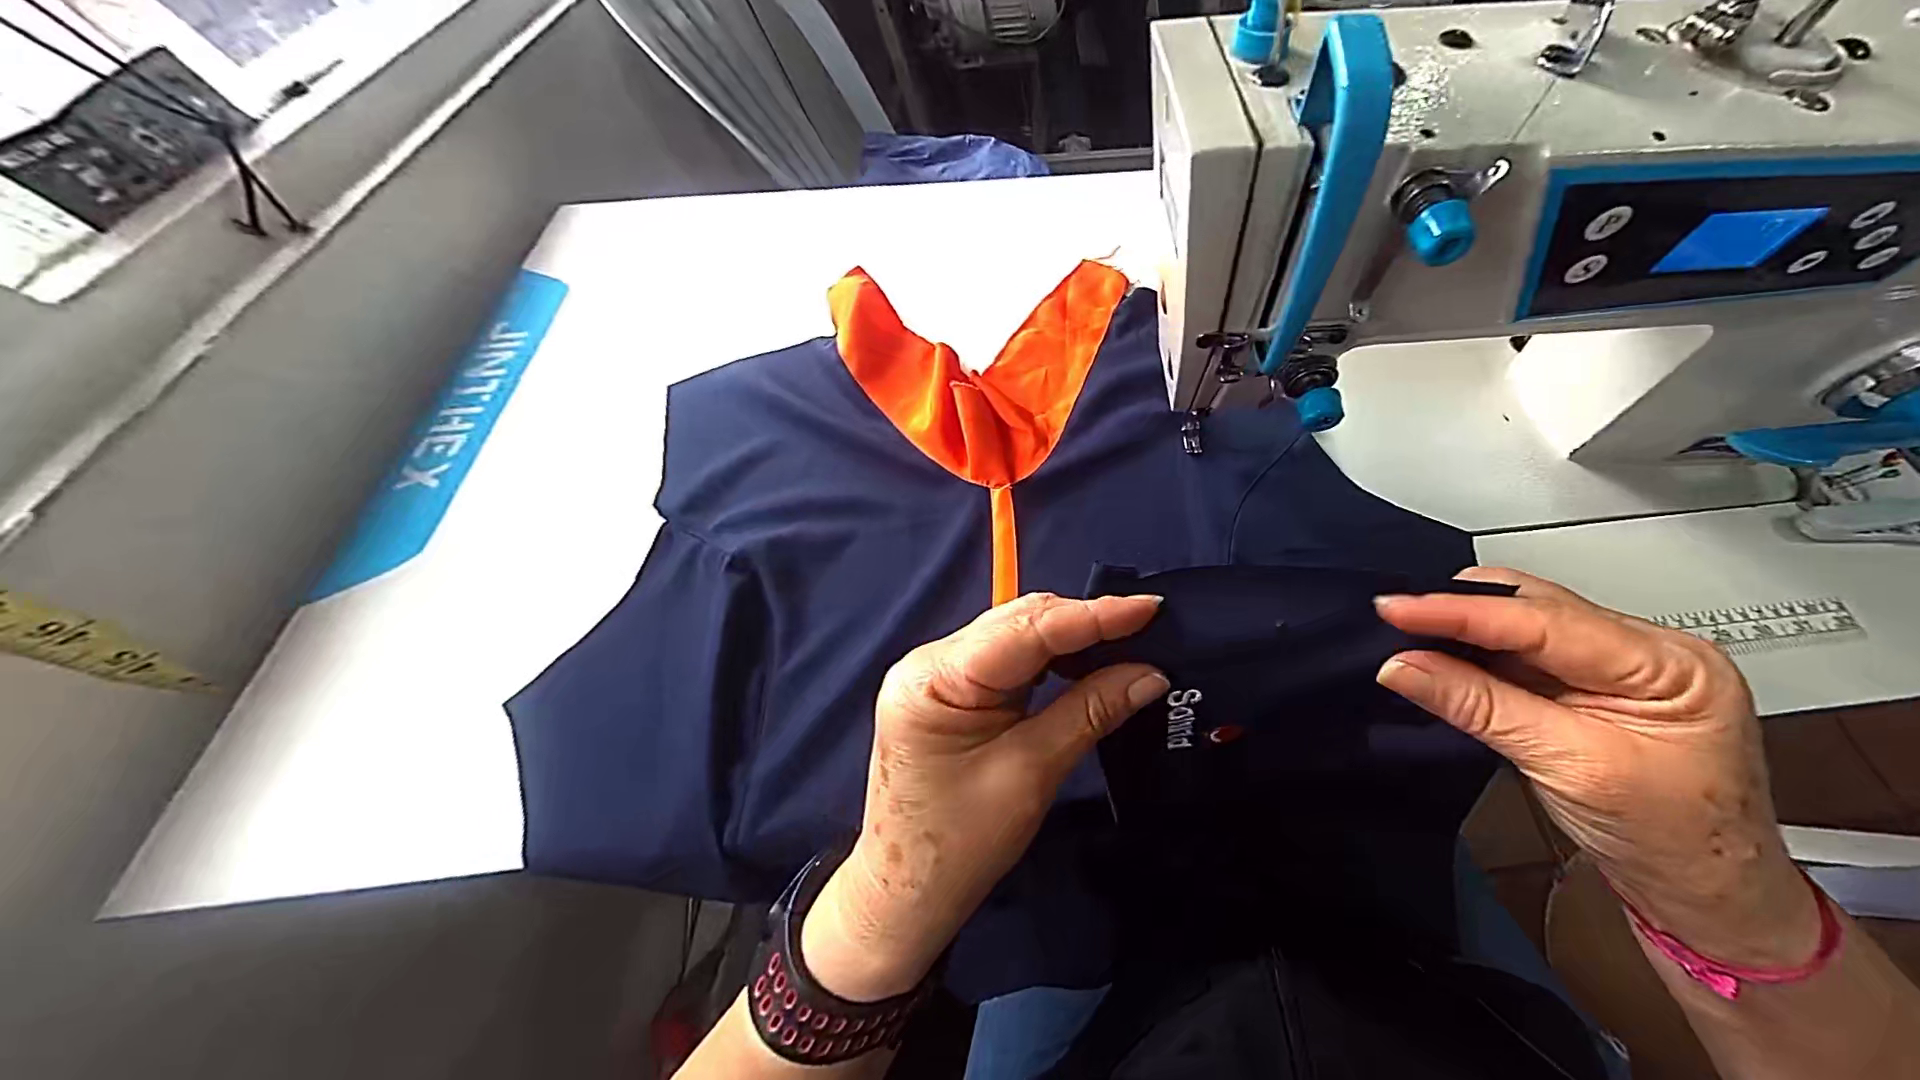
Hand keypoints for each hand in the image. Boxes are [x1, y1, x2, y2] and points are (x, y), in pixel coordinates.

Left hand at [801, 592, 1167, 1000]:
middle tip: (1146, 628)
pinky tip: (1082, 662)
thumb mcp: (1029, 774)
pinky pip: (1007, 658)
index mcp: (933, 677)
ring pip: (1014, 635)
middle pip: (1017, 623)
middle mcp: (928, 661)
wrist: (905, 894)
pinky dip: (1049, 658)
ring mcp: (935, 674)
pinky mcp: (950, 690)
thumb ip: (1089, 712)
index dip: (1092, 615)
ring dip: (1068, 637)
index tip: (1148, 606)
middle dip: (1082, 622)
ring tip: (1124, 644)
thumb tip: (1149, 674)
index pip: (1024, 630)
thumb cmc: (957, 846)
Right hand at [1374, 568, 1819, 967]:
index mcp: (1671, 665)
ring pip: (1516, 621)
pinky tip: (1439, 656)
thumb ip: (1480, 706)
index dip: (1458, 611)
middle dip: (1456, 608)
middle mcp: (1644, 648)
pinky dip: (1470, 651)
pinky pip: (1513, 649)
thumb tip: (1403, 666)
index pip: (1541, 621)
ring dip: (1459, 629)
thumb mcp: (1568, 766)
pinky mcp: (1582, 678)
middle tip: (1391, 616)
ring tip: (1405, 636)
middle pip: (1529, 605)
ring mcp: (1613, 661)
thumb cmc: (1673, 838)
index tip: (1395, 608)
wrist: (1704, 891)